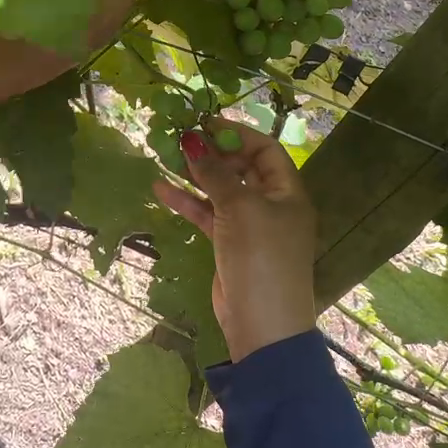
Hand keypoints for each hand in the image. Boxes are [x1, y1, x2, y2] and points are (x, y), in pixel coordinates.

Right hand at [153, 119, 317, 362]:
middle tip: (179, 140)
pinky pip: (208, 213)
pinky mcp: (230, 243)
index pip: (264, 150)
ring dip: (195, 174)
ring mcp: (250, 225)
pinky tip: (161, 189)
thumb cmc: (260, 257)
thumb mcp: (238, 208)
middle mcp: (271, 204)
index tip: (202, 124)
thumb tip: (192, 139)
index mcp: (286, 192)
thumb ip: (214, 173)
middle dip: (211, 152)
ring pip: (220, 189)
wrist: (262, 323)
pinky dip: (187, 201)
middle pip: (240, 167)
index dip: (236, 134)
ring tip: (165, 156)